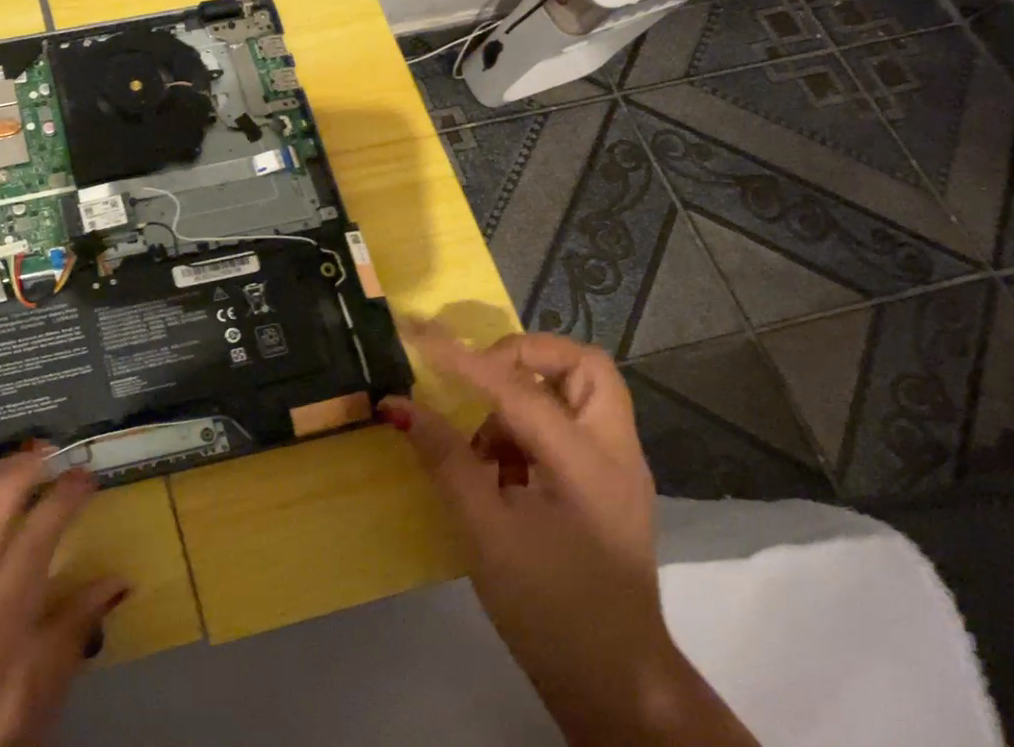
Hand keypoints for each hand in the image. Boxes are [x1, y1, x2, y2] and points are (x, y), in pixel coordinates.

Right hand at [378, 320, 756, 746]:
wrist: (613, 678)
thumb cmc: (547, 606)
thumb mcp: (485, 531)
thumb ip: (445, 458)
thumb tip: (398, 405)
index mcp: (588, 460)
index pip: (518, 386)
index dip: (462, 357)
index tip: (415, 336)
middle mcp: (613, 452)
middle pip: (582, 366)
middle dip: (523, 355)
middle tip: (473, 376)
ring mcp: (615, 470)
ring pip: (577, 395)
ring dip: (522, 395)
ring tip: (476, 440)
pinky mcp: (602, 489)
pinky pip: (568, 429)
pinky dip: (527, 428)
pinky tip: (494, 468)